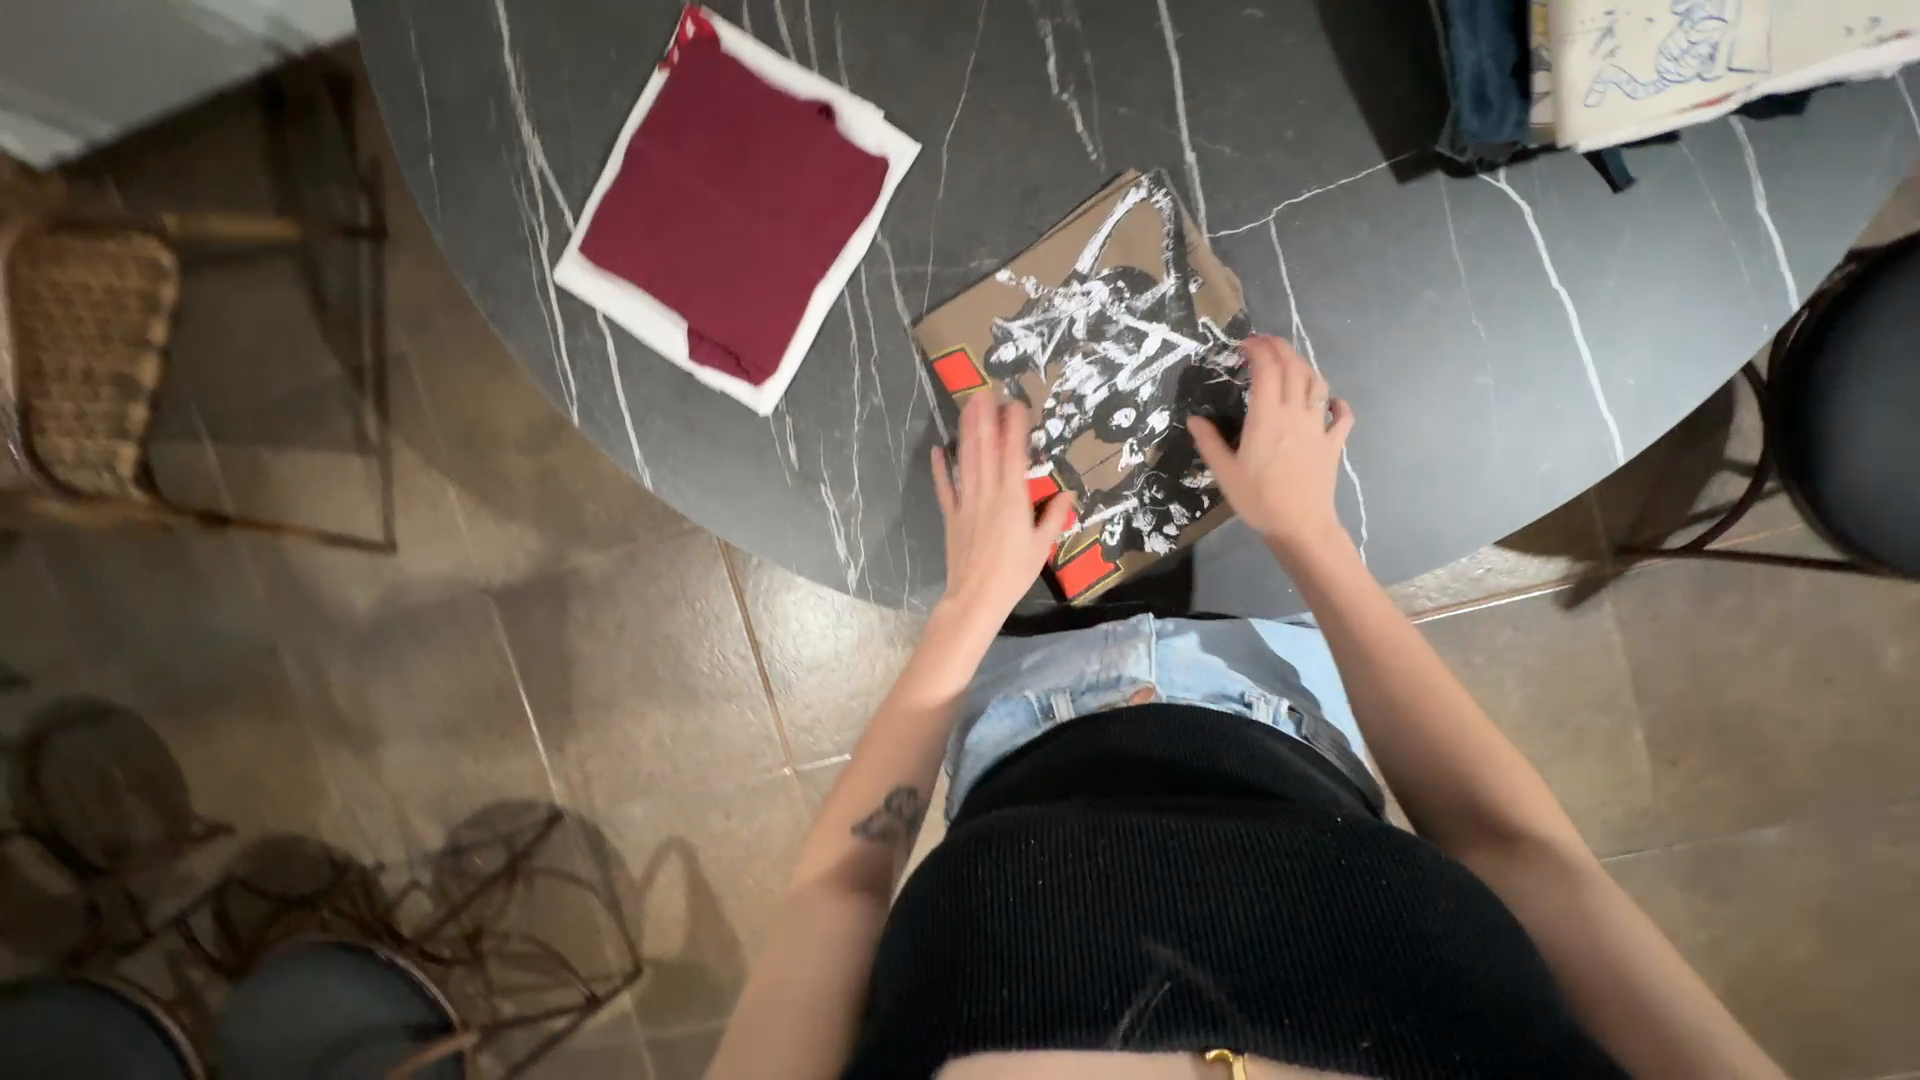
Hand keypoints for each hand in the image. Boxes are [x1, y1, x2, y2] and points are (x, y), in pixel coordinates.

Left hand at [932, 392, 1075, 630]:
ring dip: (966, 431)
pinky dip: (940, 467)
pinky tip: (938, 449)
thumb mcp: (1042, 546)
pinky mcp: (951, 516)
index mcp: (1013, 499)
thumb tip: (1068, 494)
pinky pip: (944, 487)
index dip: (1014, 427)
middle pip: (985, 449)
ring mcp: (965, 503)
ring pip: (966, 460)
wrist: (976, 596)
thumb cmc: (1014, 573)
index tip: (1015, 403)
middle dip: (985, 418)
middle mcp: (987, 493)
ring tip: (967, 406)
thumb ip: (1054, 517)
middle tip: (984, 391)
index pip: (1013, 454)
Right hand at [1190, 334, 1354, 561]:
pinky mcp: (1334, 443)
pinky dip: (1336, 402)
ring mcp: (1319, 427)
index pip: (1266, 369)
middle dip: (1279, 348)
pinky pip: (1342, 415)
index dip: (1257, 350)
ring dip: (1304, 367)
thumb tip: (1194, 419)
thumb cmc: (1257, 499)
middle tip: (1264, 343)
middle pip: (1294, 368)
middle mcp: (1295, 413)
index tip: (1244, 344)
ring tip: (1290, 365)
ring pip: (1317, 384)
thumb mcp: (1224, 472)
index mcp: (1266, 418)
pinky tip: (1330, 402)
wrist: (1300, 525)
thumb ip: (1209, 442)